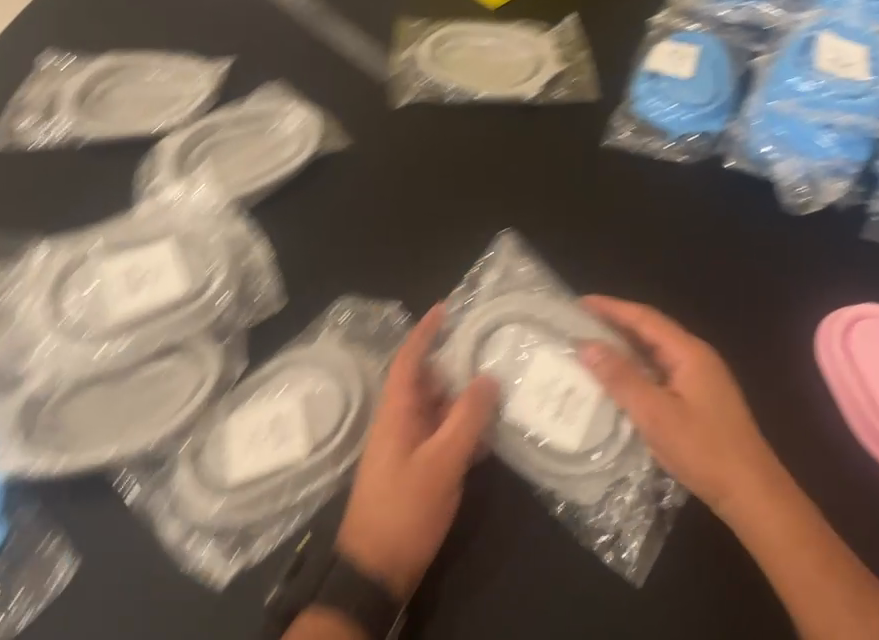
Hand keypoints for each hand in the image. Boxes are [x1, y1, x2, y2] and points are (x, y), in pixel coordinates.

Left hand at [337, 305, 498, 599]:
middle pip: (428, 381)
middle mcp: (400, 423)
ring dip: (465, 397)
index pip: (409, 360)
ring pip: (439, 409)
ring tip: (502, 382)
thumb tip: (488, 377)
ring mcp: (409, 448)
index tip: (446, 307)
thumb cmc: (404, 509)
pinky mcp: (419, 470)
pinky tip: (493, 431)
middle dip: (456, 362)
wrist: (376, 570)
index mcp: (397, 413)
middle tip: (491, 345)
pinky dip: (465, 428)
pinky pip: (444, 435)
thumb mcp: (441, 462)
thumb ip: (467, 418)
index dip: (425, 332)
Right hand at [578, 295, 786, 516]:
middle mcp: (696, 357)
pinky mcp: (700, 399)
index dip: (611, 308)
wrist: (750, 491)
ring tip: (592, 347)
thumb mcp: (655, 414)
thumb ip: (621, 378)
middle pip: (651, 331)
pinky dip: (637, 370)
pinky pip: (662, 372)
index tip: (580, 303)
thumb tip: (587, 345)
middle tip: (580, 323)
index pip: (644, 318)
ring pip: (656, 353)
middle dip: (616, 324)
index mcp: (689, 352)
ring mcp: (701, 379)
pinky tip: (619, 381)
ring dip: (626, 347)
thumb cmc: (703, 449)